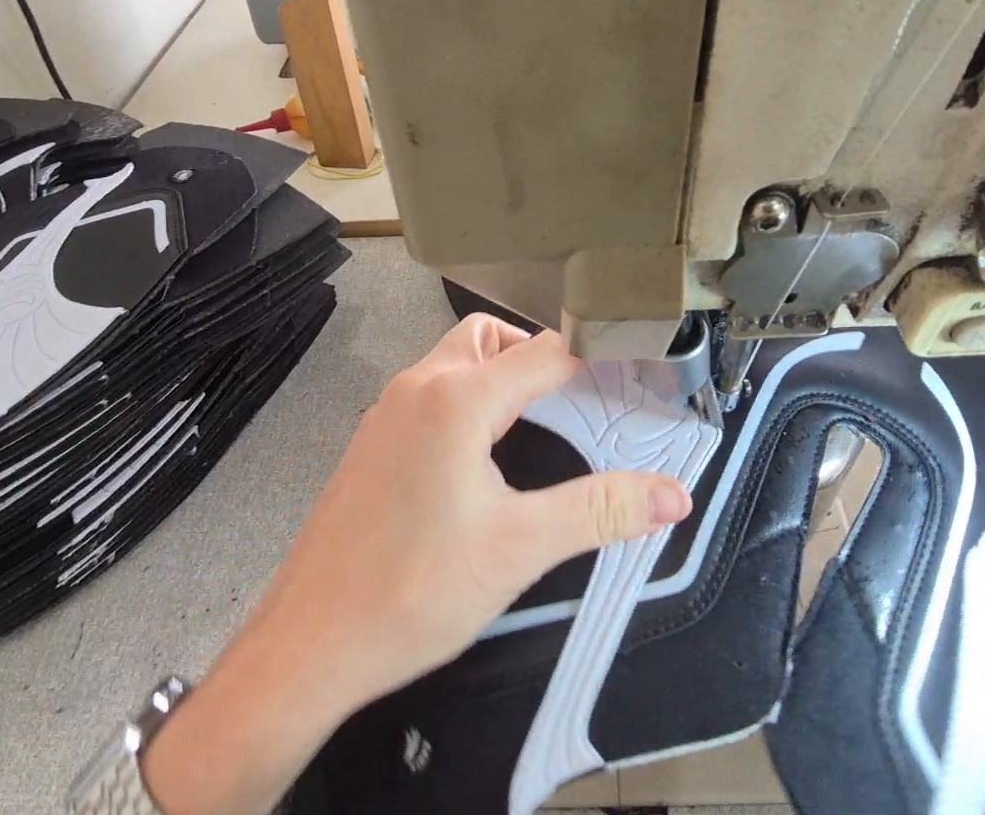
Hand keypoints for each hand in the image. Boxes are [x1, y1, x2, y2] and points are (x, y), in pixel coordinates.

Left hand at [143, 315, 692, 814]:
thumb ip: (600, 510)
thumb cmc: (415, 590)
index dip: (594, 358)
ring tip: (542, 429)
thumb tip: (674, 495)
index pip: (543, 352)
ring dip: (500, 380)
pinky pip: (430, 397)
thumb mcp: (520, 547)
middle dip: (538, 357)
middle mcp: (416, 389)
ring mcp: (386, 415)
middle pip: (490, 339)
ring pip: (454, 364)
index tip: (631, 379)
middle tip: (579, 403)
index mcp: (456, 399)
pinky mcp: (372, 444)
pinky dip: (468, 404)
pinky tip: (484, 461)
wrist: (310, 644)